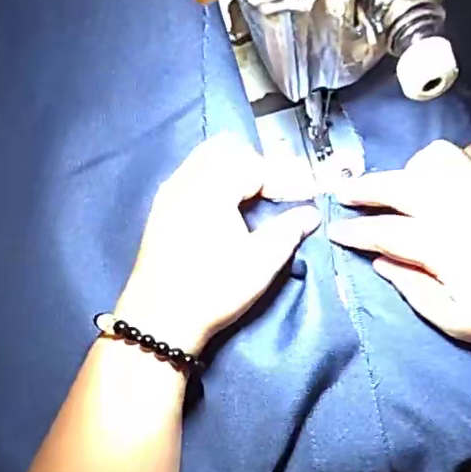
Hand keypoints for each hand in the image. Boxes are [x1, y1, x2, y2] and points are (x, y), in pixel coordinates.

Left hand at [115, 135, 319, 354]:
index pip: (256, 165)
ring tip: (259, 195)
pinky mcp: (161, 211)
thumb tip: (311, 214)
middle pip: (229, 152)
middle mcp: (186, 180)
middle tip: (285, 191)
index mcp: (211, 187)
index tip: (309, 193)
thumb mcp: (261, 262)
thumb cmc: (214, 290)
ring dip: (236, 170)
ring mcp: (169, 194)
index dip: (287, 177)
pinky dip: (216, 179)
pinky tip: (227, 205)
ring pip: (206, 159)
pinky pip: (191, 176)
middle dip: (261, 167)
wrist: (160, 320)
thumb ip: (288, 231)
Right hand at [328, 136, 470, 363]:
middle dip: (366, 188)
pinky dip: (468, 155)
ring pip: (439, 158)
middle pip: (401, 184)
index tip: (337, 232)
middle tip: (347, 194)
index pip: (384, 230)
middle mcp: (461, 206)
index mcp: (442, 244)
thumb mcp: (456, 320)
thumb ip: (414, 288)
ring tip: (406, 184)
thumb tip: (382, 262)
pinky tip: (464, 170)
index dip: (355, 232)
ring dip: (413, 168)